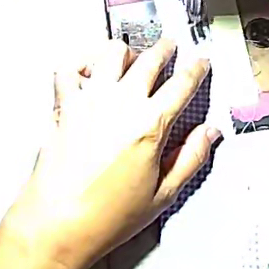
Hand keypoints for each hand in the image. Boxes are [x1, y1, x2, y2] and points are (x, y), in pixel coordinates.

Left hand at [0, 37, 219, 268]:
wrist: (59, 222)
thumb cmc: (107, 215)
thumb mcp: (162, 195)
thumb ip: (190, 158)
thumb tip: (209, 133)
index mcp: (150, 125)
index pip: (182, 83)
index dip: (195, 69)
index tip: (200, 62)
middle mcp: (121, 103)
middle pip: (149, 59)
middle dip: (164, 48)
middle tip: (169, 47)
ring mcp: (90, 99)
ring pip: (112, 53)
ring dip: (126, 51)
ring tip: (130, 57)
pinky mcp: (64, 103)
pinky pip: (70, 68)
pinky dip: (81, 63)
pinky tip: (90, 70)